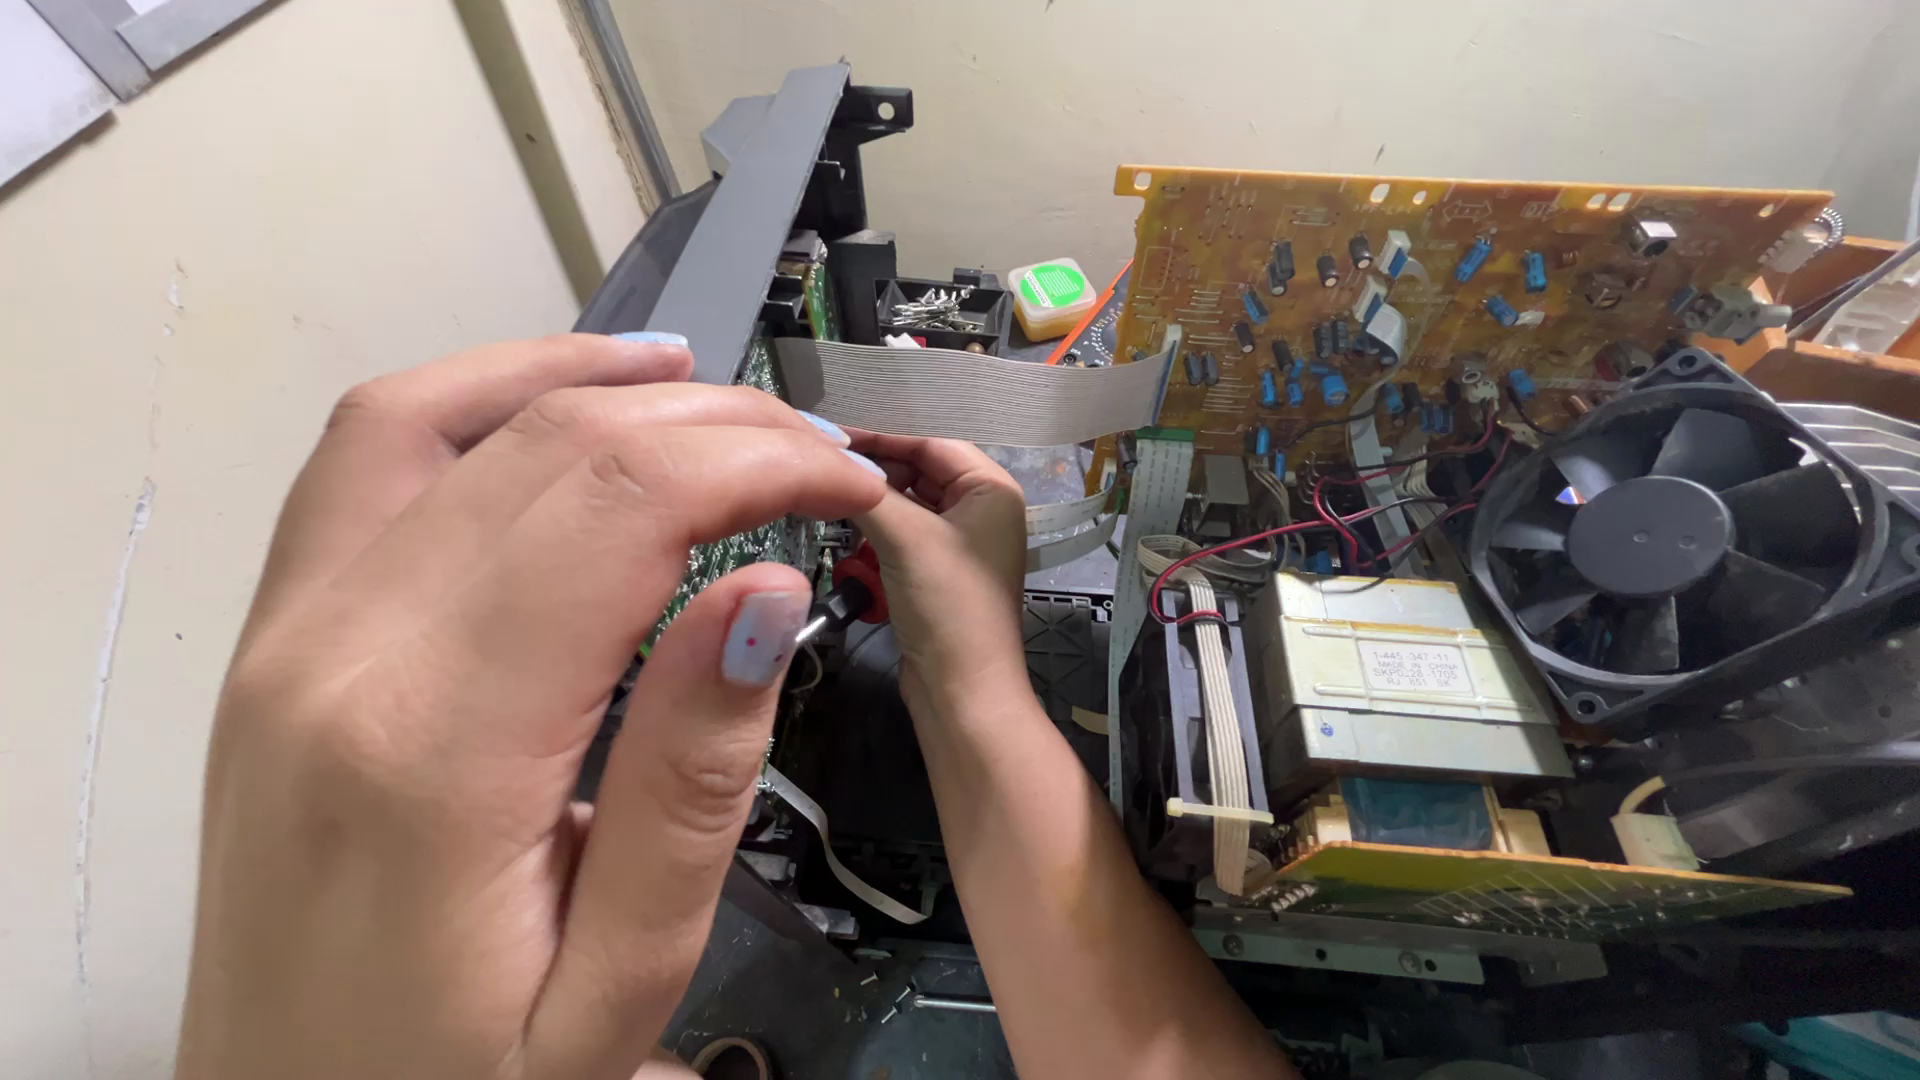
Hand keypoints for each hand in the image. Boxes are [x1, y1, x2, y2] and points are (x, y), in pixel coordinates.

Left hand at [178, 334, 886, 1079]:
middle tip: (821, 455)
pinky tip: (578, 388)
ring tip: (722, 393)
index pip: (626, 507)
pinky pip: (376, 450)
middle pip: (561, 448)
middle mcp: (342, 646)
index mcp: (439, 740)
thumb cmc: (476, 1078)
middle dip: (721, 428)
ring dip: (610, 384)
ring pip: (458, 417)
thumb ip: (694, 776)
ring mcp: (290, 625)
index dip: (760, 465)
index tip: (852, 484)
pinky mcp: (280, 628)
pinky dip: (488, 386)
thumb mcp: (625, 973)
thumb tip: (767, 592)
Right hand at [848, 434, 1028, 705]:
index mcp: (992, 490)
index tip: (832, 440)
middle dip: (877, 476)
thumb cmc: (947, 604)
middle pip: (921, 475)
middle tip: (826, 472)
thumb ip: (869, 492)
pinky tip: (853, 537)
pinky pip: (908, 539)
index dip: (883, 441)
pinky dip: (882, 536)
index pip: (932, 445)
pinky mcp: (944, 574)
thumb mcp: (906, 537)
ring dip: (876, 508)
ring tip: (834, 503)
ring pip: (911, 508)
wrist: (962, 689)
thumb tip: (830, 461)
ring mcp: (965, 546)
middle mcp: (984, 512)